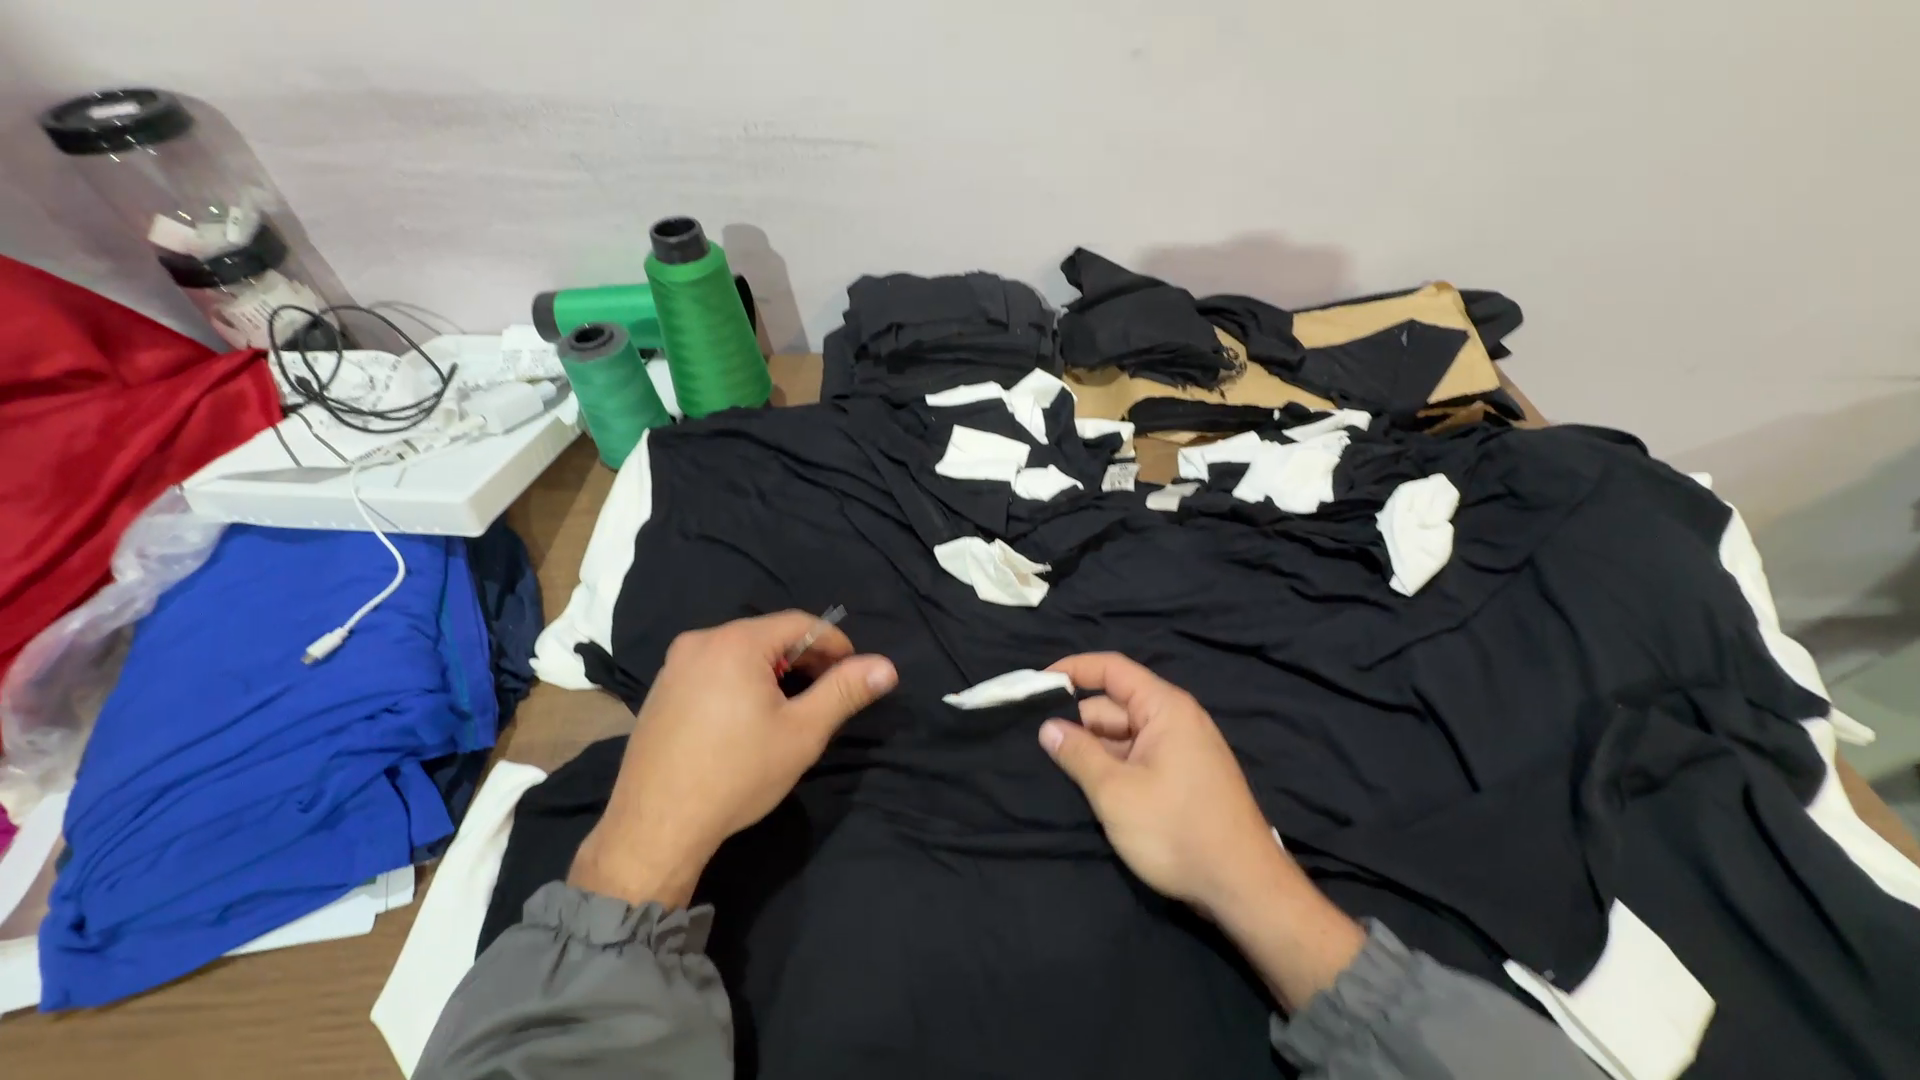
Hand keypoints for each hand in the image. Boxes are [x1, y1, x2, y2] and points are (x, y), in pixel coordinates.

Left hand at [571, 611, 896, 907]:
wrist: (656, 827)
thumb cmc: (737, 775)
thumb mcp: (803, 732)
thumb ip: (845, 691)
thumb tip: (887, 666)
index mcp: (735, 642)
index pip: (799, 623)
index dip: (834, 644)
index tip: (854, 672)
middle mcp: (700, 642)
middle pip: (767, 635)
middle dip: (804, 658)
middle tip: (828, 692)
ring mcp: (674, 666)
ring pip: (739, 653)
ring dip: (772, 671)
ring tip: (792, 707)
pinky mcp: (660, 692)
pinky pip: (713, 670)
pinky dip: (740, 682)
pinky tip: (749, 719)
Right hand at [1039, 652, 1363, 1008]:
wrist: (1242, 887)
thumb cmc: (1176, 831)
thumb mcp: (1116, 792)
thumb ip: (1078, 754)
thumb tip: (1047, 726)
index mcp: (1166, 709)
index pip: (1112, 669)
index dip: (1073, 669)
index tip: (1036, 685)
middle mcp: (1176, 720)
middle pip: (1114, 706)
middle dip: (1079, 723)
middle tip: (1039, 748)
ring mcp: (1182, 750)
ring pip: (1124, 736)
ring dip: (1095, 751)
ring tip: (1060, 773)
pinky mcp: (1183, 778)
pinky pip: (1138, 758)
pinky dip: (1114, 768)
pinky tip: (1092, 790)